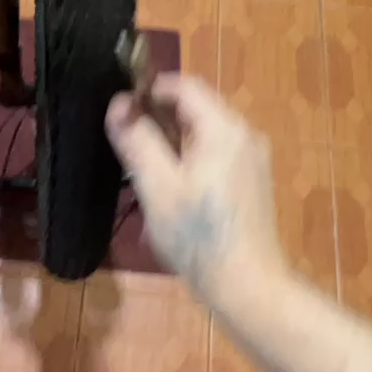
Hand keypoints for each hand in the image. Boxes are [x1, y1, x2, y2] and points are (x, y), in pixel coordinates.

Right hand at [105, 74, 287, 301]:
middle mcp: (244, 134)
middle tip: (128, 140)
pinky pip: (217, 151)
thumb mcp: (156, 185)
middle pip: (196, 106)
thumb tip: (118, 102)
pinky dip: (192, 155)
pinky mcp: (253, 181)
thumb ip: (136, 139)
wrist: (249, 286)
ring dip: (173, 138)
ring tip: (146, 166)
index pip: (185, 84)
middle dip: (159, 116)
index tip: (122, 108)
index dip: (150, 88)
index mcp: (223, 128)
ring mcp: (252, 158)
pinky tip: (174, 186)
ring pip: (205, 130)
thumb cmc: (198, 235)